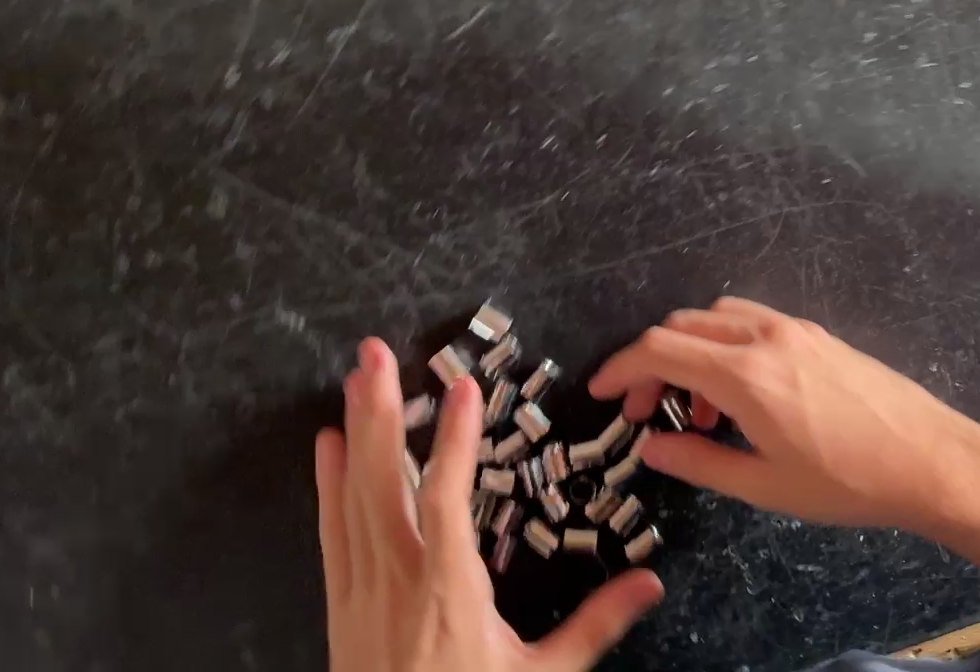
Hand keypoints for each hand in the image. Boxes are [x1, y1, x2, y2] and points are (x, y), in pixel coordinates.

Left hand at [317, 339, 662, 671]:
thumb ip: (595, 625)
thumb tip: (654, 580)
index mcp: (447, 590)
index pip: (445, 501)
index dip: (455, 442)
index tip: (464, 388)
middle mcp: (395, 580)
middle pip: (381, 484)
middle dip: (379, 413)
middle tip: (374, 354)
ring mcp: (360, 591)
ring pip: (352, 499)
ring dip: (356, 433)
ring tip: (356, 377)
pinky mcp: (343, 603)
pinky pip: (333, 532)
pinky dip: (328, 484)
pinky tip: (326, 448)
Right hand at [588, 298, 979, 535]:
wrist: (928, 457)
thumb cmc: (845, 481)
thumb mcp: (763, 485)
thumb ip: (698, 461)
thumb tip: (649, 446)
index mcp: (747, 373)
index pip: (660, 349)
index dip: (620, 368)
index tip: (600, 392)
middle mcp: (767, 335)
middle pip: (684, 324)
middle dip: (653, 362)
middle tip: (647, 413)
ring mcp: (797, 328)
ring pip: (719, 316)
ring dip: (693, 351)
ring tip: (701, 412)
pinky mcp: (818, 333)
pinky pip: (753, 321)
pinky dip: (727, 344)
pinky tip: (744, 394)